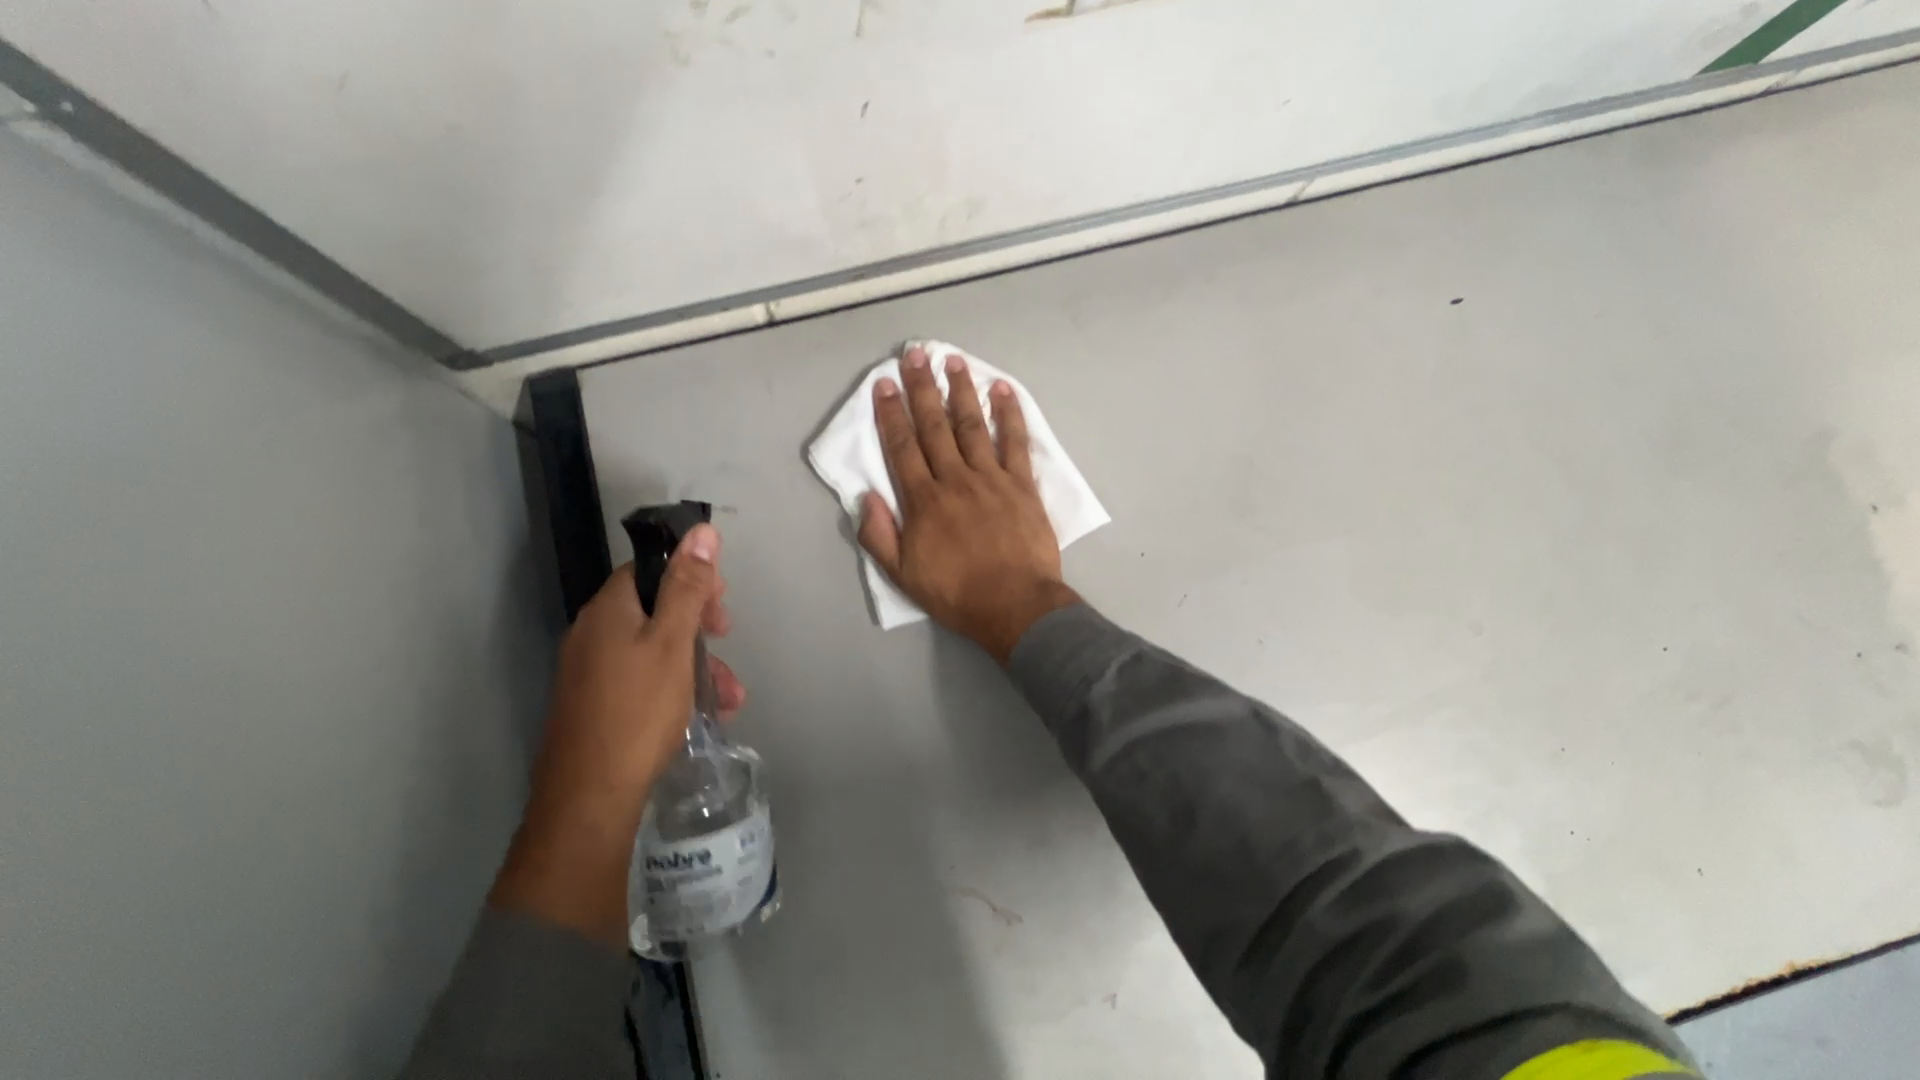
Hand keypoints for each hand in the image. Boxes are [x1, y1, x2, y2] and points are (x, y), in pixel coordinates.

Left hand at [490, 523, 744, 944]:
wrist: (589, 798)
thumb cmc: (638, 712)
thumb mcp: (673, 643)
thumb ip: (688, 587)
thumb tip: (700, 532)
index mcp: (607, 610)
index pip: (649, 570)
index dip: (690, 578)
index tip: (722, 604)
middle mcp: (591, 634)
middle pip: (653, 610)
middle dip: (699, 626)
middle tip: (726, 643)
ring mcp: (588, 673)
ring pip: (652, 651)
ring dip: (696, 665)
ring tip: (730, 698)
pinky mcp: (593, 706)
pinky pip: (641, 681)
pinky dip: (674, 689)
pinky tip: (702, 717)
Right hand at [859, 345, 1081, 662]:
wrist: (1014, 606)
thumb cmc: (956, 594)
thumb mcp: (902, 575)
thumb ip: (879, 535)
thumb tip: (867, 497)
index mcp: (923, 501)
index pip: (902, 447)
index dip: (891, 414)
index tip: (884, 384)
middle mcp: (955, 479)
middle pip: (934, 426)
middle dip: (922, 388)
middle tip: (915, 355)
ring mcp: (991, 479)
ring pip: (972, 425)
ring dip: (961, 391)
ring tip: (953, 361)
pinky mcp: (1022, 485)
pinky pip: (1015, 442)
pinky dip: (1010, 414)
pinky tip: (1002, 390)